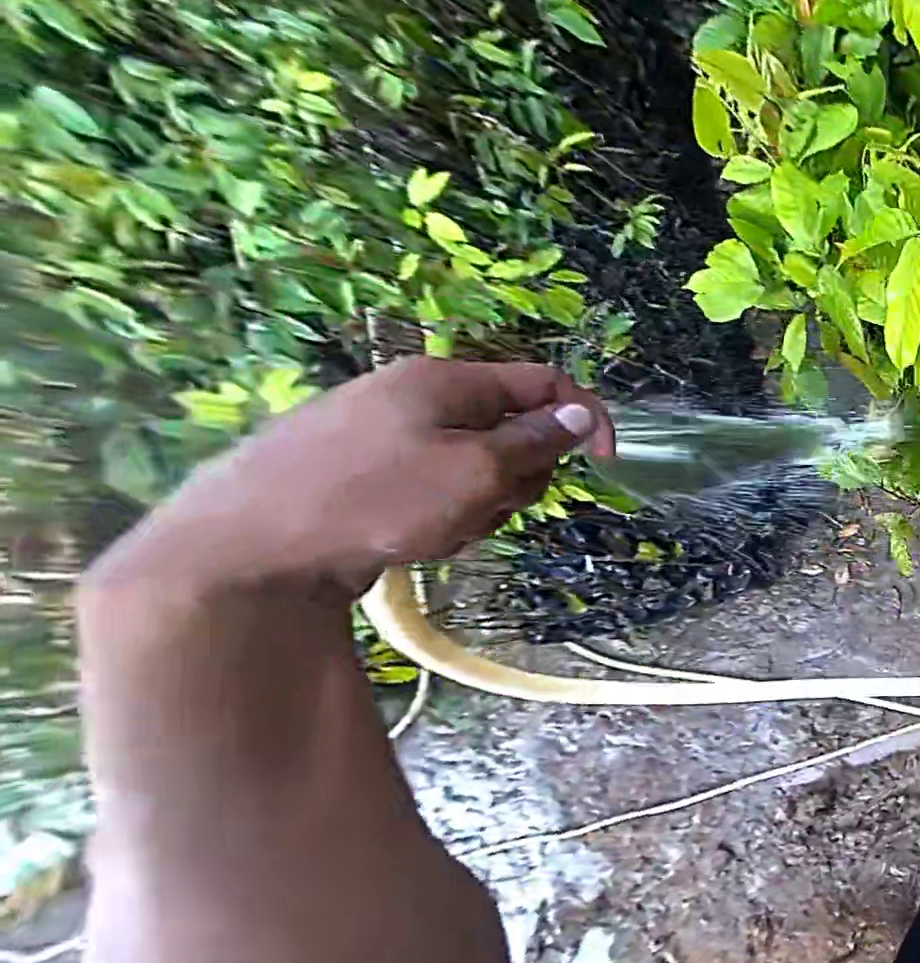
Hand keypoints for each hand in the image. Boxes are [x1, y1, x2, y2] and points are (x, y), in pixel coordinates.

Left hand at [88, 358, 613, 597]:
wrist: (243, 553)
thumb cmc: (376, 501)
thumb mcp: (477, 471)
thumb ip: (536, 440)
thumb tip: (581, 412)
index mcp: (446, 381)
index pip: (546, 382)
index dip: (586, 416)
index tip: (605, 461)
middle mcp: (418, 396)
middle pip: (516, 428)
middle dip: (523, 472)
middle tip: (496, 503)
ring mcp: (390, 434)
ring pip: (482, 464)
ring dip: (485, 499)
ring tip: (448, 526)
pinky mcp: (370, 472)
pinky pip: (442, 484)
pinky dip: (449, 511)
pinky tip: (418, 534)